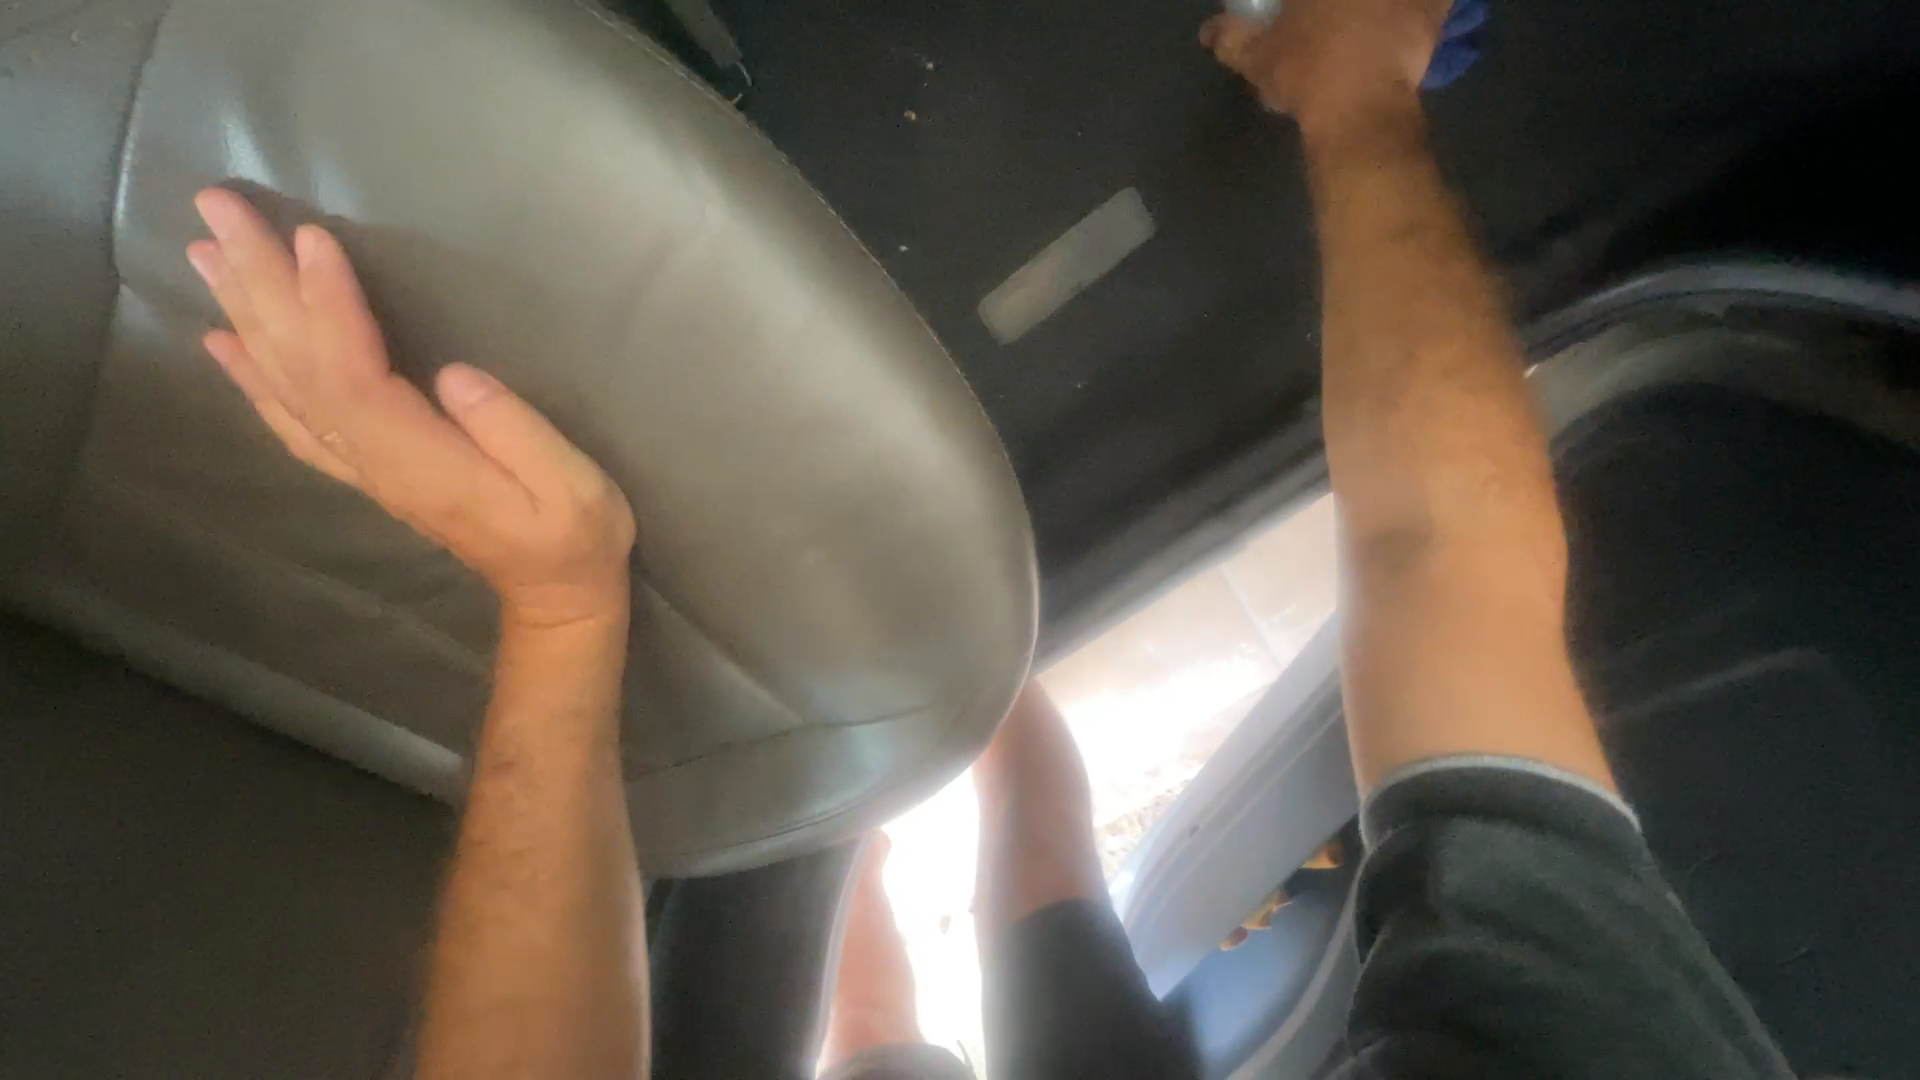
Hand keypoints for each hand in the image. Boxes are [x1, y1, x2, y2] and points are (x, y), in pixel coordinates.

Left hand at [186, 187, 635, 627]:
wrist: (557, 594)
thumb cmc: (576, 538)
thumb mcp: (573, 486)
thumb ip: (517, 432)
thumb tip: (455, 376)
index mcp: (425, 460)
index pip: (355, 373)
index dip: (329, 306)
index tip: (313, 240)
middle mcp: (379, 462)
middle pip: (303, 369)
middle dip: (263, 288)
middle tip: (223, 212)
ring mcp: (371, 471)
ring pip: (289, 388)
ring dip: (247, 318)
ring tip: (209, 253)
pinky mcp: (376, 474)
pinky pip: (298, 423)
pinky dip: (255, 380)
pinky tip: (227, 345)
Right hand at [1201, 0, 1449, 137]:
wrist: (1358, 109)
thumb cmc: (1305, 72)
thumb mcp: (1257, 58)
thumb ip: (1231, 38)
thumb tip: (1208, 30)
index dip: (1297, 2)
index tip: (1295, 10)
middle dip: (1341, 5)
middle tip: (1332, 16)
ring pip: (1397, 0)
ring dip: (1384, 7)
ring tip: (1374, 14)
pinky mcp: (1438, 8)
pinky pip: (1439, 2)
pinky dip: (1429, 9)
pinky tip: (1415, 17)